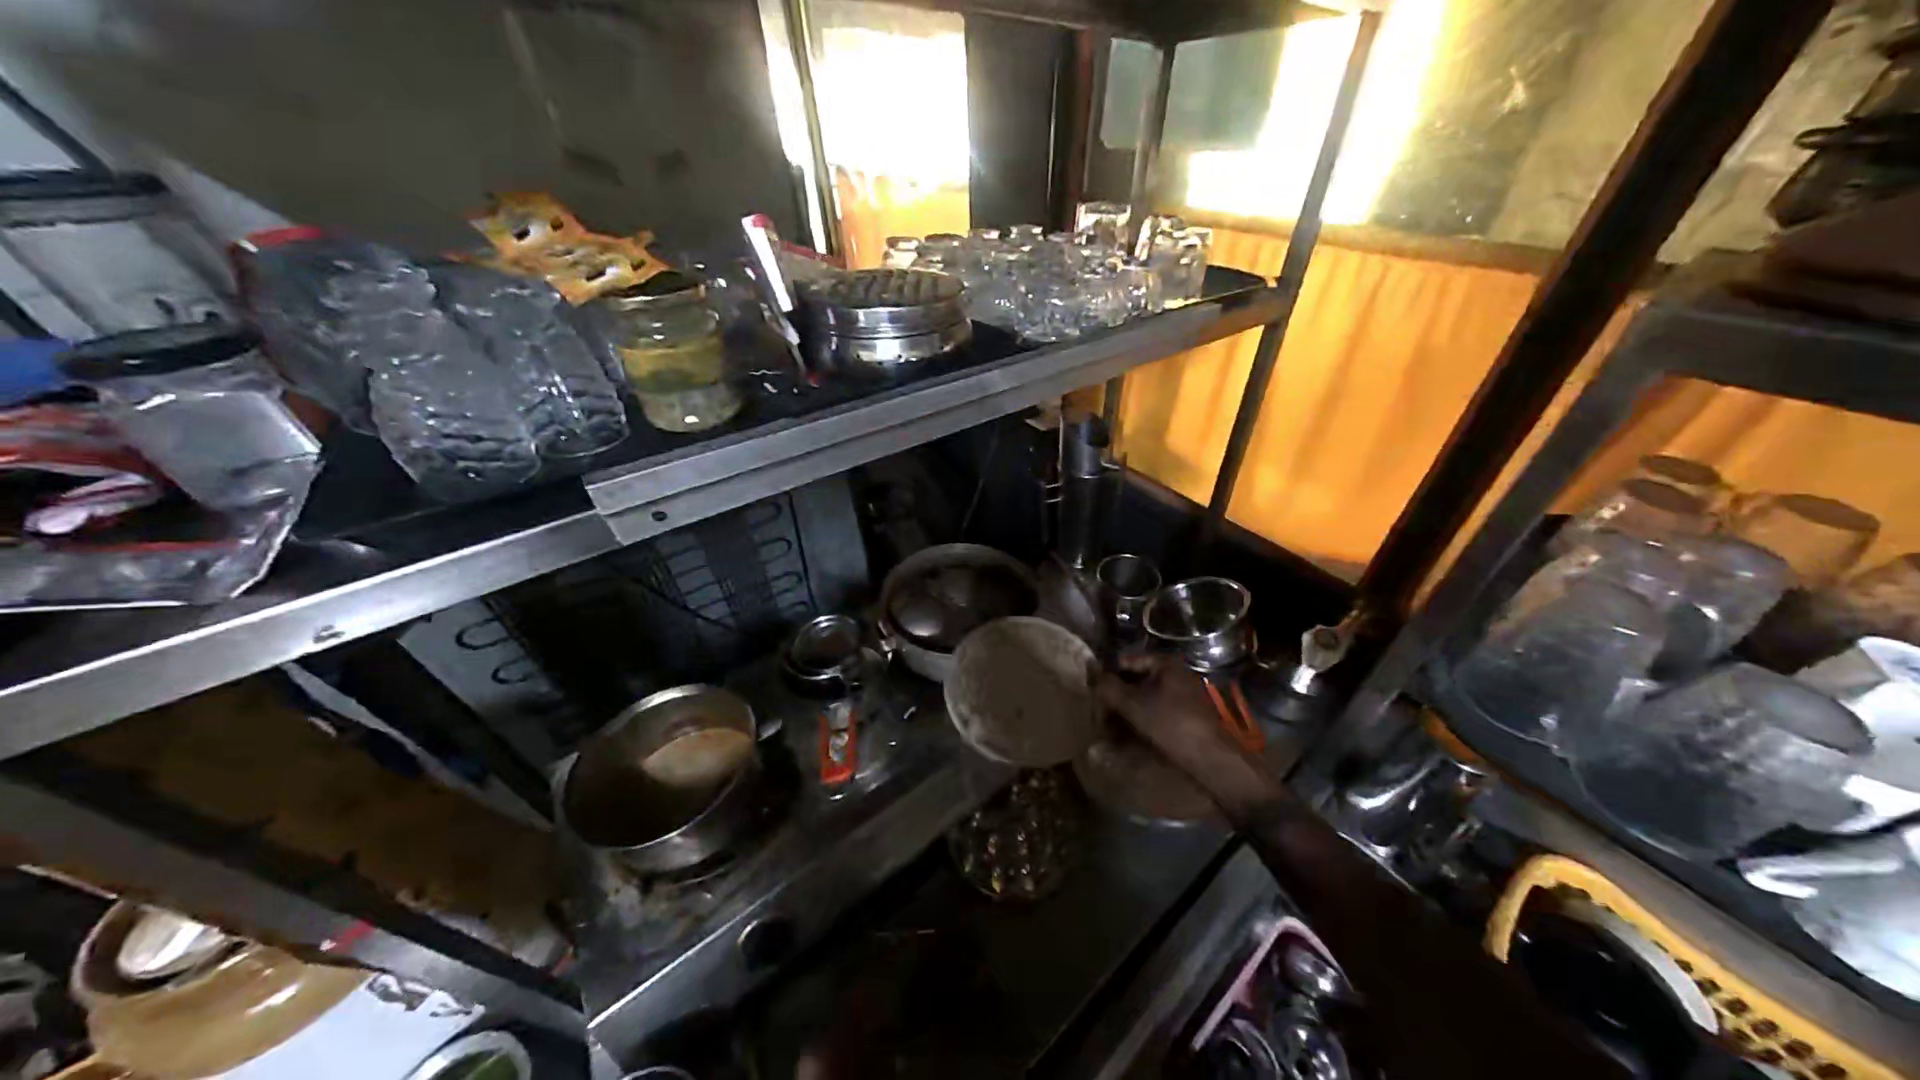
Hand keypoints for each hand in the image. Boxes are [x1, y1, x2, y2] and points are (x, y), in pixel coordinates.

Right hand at [1097, 656, 1282, 823]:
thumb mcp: (1133, 703)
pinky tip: (1125, 740)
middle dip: (1114, 700)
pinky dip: (1139, 724)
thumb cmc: (1171, 723)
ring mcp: (1183, 696)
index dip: (1106, 677)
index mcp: (1165, 663)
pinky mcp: (1186, 718)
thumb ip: (1108, 687)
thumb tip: (1092, 679)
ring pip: (1143, 701)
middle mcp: (1176, 675)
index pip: (1125, 662)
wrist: (1212, 757)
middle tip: (1097, 717)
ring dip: (1124, 715)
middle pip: (1134, 682)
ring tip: (1107, 733)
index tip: (1091, 695)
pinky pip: (1155, 714)